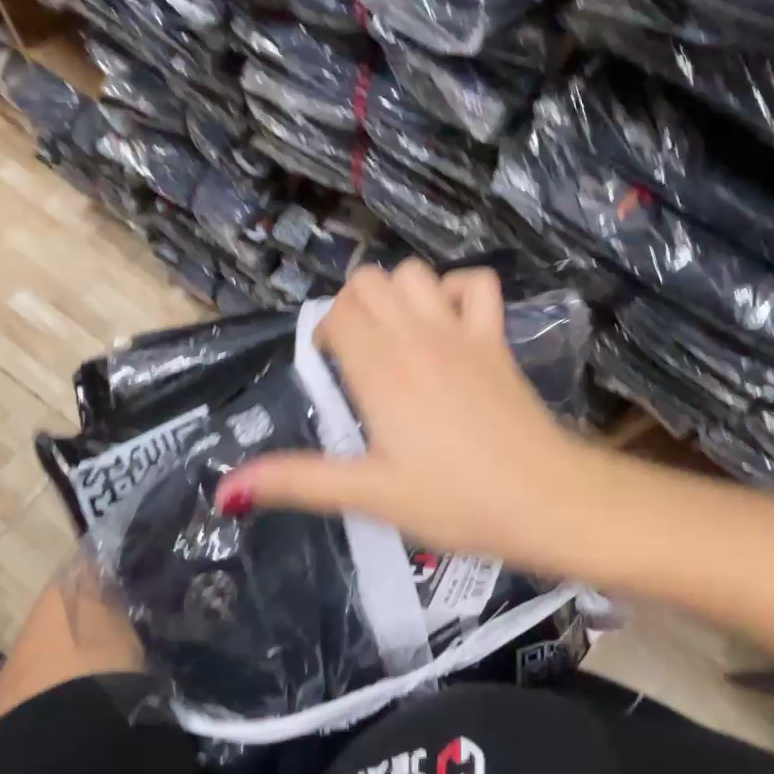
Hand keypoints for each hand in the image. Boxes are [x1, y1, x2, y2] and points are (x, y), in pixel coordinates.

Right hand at [213, 260, 616, 569]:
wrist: (545, 498)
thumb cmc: (455, 501)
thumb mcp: (371, 495)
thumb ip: (300, 481)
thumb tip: (228, 487)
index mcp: (380, 372)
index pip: (338, 316)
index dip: (325, 333)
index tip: (330, 369)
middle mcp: (416, 337)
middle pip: (370, 281)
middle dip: (354, 305)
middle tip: (357, 351)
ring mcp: (461, 332)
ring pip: (416, 272)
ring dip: (398, 292)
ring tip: (396, 333)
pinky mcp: (496, 339)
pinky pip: (478, 284)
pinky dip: (458, 289)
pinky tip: (449, 320)